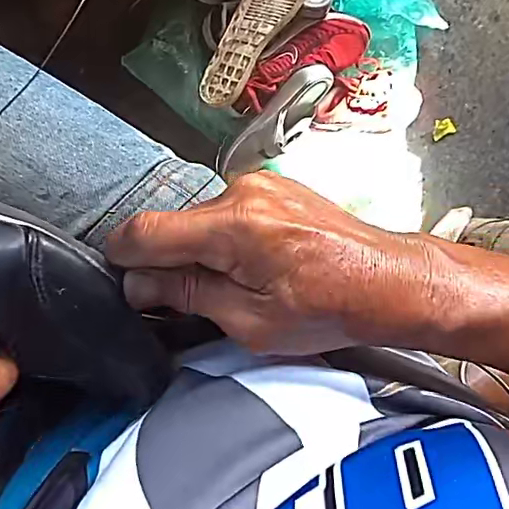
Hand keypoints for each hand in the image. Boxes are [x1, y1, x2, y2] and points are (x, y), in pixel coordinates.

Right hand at [106, 171, 441, 353]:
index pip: (146, 231)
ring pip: (201, 221)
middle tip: (191, 303)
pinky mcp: (274, 189)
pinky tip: (255, 268)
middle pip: (174, 227)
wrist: (385, 280)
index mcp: (234, 225)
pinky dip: (227, 241)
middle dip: (171, 265)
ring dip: (203, 254)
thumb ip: (188, 296)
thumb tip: (141, 285)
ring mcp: (262, 186)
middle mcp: (244, 192)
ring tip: (240, 287)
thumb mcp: (251, 321)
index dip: (123, 259)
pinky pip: (228, 214)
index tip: (124, 280)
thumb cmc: (333, 305)